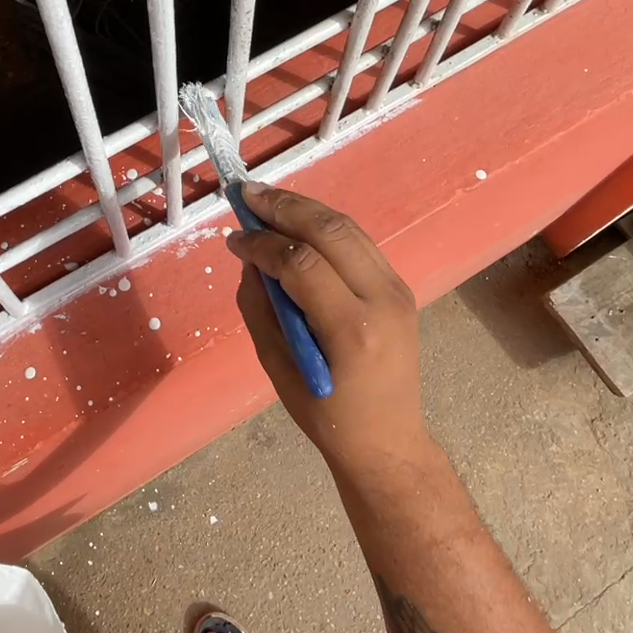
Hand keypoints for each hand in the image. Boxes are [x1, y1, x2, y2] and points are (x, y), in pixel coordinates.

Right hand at [225, 182, 431, 479]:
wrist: (388, 439)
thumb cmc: (326, 415)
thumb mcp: (277, 368)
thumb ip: (260, 308)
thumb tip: (251, 258)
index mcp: (352, 330)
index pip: (302, 264)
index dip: (263, 244)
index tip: (233, 238)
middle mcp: (382, 300)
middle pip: (330, 232)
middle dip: (284, 207)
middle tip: (246, 194)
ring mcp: (397, 289)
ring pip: (347, 228)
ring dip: (303, 208)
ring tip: (266, 197)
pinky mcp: (398, 286)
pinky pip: (357, 241)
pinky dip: (323, 225)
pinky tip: (296, 219)